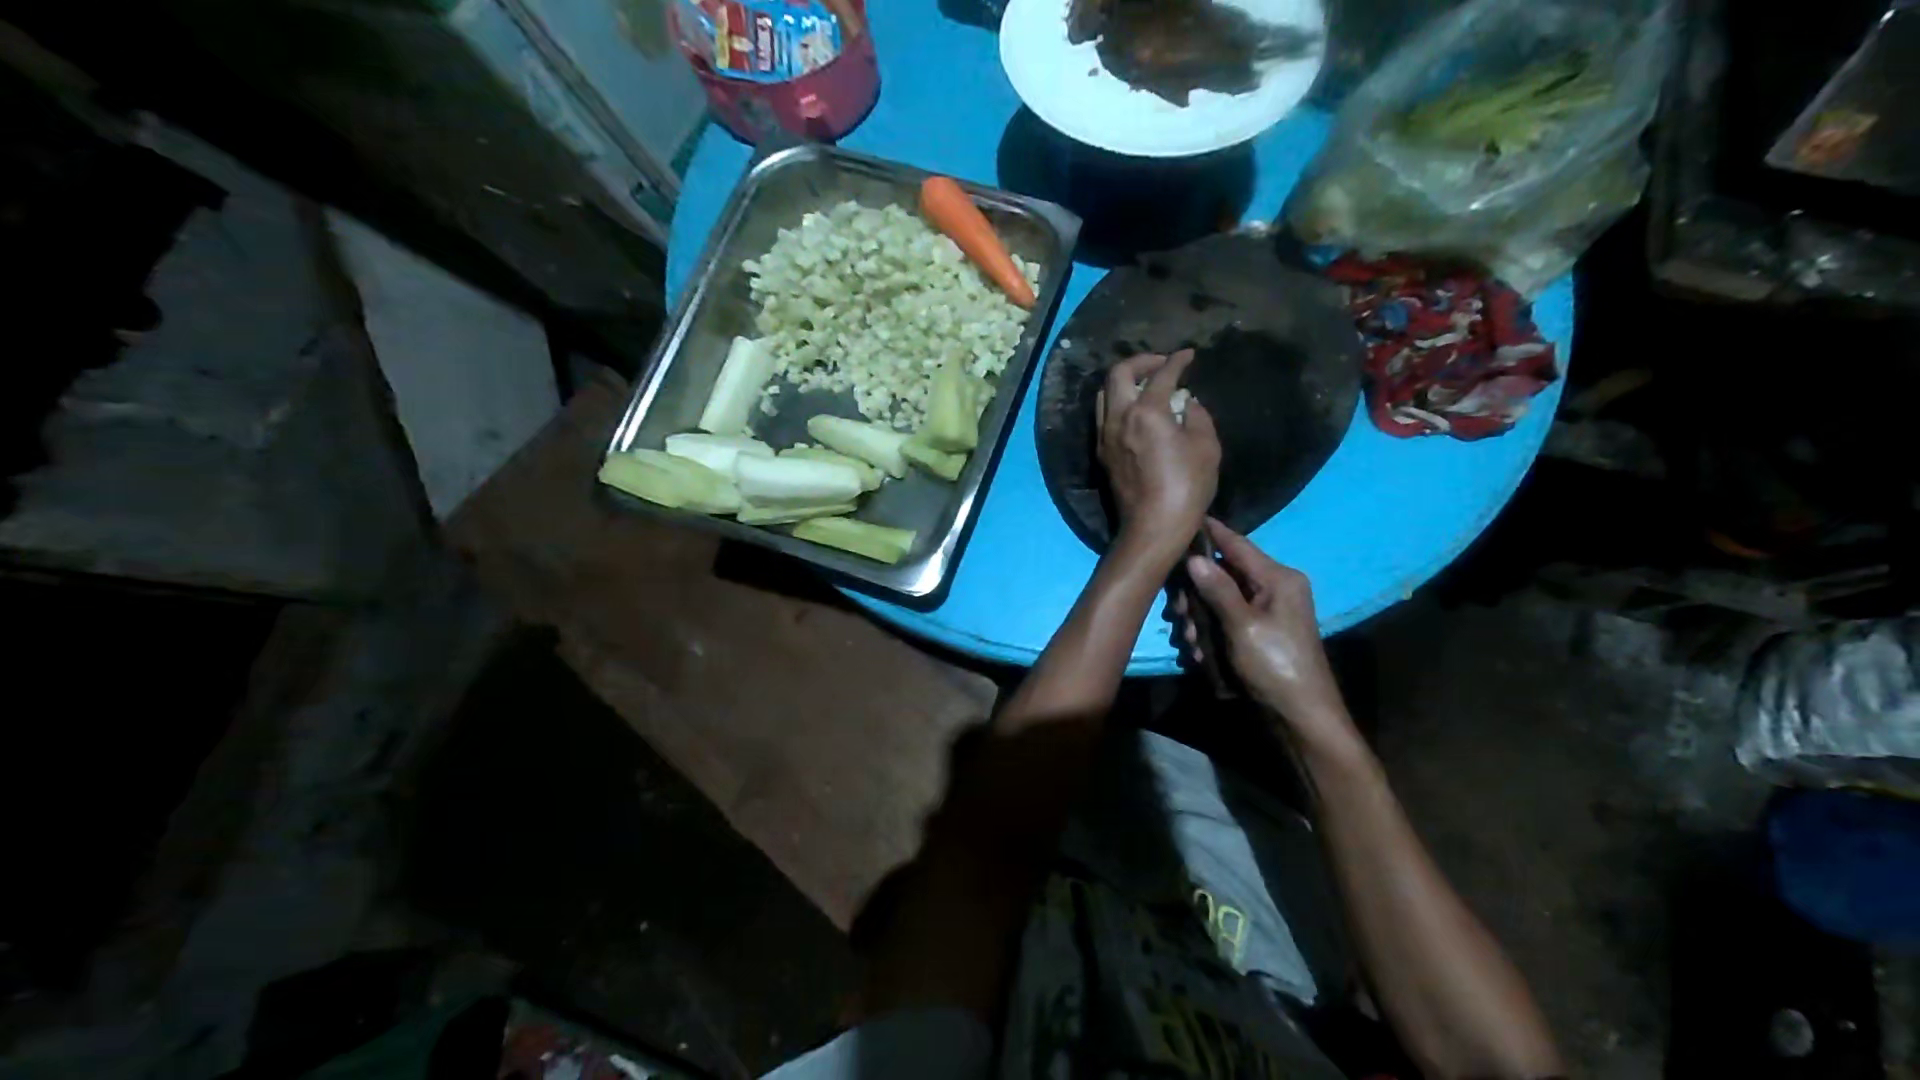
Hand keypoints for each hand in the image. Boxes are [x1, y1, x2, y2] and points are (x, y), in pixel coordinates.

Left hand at [1097, 350, 1219, 563]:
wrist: (1153, 526)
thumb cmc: (1186, 487)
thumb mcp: (1206, 447)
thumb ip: (1197, 417)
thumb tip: (1187, 403)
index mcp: (1145, 412)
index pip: (1161, 375)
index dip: (1177, 361)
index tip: (1188, 355)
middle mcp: (1118, 418)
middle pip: (1118, 374)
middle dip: (1141, 362)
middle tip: (1162, 365)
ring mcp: (1105, 436)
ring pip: (1104, 394)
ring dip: (1124, 382)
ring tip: (1147, 386)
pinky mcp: (1102, 453)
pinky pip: (1104, 415)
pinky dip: (1119, 403)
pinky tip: (1138, 411)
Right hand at [1176, 518, 1360, 753]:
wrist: (1301, 717)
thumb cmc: (1275, 665)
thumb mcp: (1243, 625)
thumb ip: (1218, 589)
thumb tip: (1194, 557)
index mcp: (1278, 578)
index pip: (1237, 544)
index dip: (1209, 531)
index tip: (1180, 519)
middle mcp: (1273, 588)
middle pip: (1222, 573)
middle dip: (1195, 592)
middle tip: (1177, 614)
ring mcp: (1266, 612)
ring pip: (1219, 599)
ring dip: (1199, 618)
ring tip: (1190, 642)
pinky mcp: (1258, 633)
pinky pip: (1225, 619)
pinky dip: (1210, 633)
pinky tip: (1200, 654)